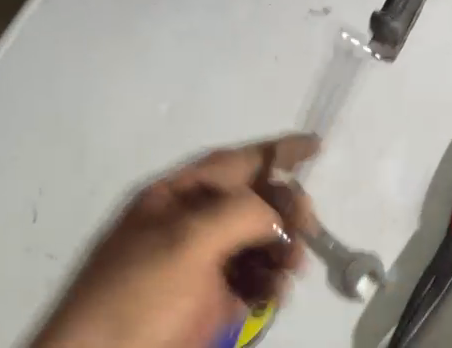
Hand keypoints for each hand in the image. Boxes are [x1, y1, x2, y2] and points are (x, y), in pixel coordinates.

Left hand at [28, 135, 320, 347]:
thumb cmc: (134, 297)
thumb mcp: (186, 241)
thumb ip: (241, 213)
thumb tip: (277, 219)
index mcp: (175, 197)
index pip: (235, 161)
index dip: (276, 151)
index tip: (317, 146)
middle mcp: (191, 224)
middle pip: (254, 200)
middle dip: (286, 208)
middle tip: (306, 228)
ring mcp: (200, 266)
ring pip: (259, 241)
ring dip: (284, 248)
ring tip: (292, 267)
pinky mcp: (209, 305)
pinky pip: (253, 280)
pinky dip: (272, 282)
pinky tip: (276, 292)